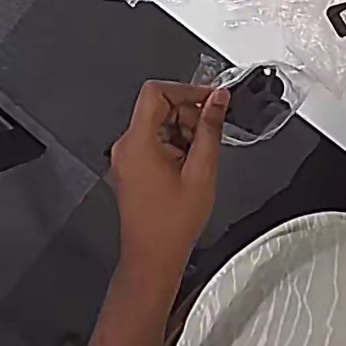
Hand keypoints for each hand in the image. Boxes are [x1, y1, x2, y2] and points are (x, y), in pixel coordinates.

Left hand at [106, 82, 228, 272]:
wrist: (154, 256)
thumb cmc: (173, 222)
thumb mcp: (202, 169)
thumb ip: (210, 128)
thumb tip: (218, 99)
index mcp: (138, 143)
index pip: (156, 92)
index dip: (186, 90)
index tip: (211, 98)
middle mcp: (127, 146)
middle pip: (159, 106)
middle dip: (189, 113)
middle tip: (210, 132)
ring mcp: (127, 156)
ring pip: (160, 123)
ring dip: (185, 130)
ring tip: (200, 157)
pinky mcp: (133, 165)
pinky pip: (157, 139)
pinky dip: (178, 143)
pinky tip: (190, 165)